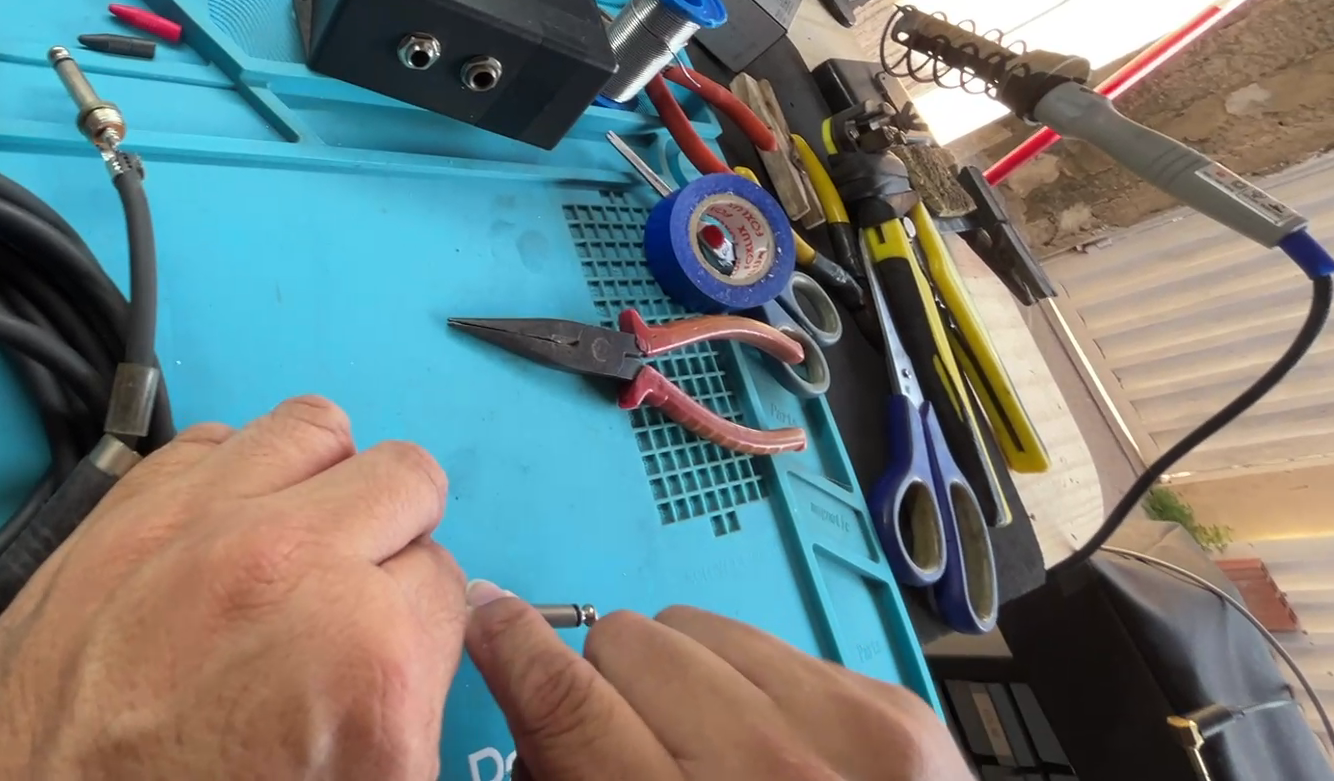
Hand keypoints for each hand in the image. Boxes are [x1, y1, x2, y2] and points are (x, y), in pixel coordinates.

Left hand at [0, 396, 467, 780]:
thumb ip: (411, 710)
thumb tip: (421, 640)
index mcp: (369, 660)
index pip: (447, 581)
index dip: (420, 623)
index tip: (382, 651)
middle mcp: (295, 559)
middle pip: (406, 477)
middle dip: (392, 534)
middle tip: (351, 589)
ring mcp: (205, 512)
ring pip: (320, 428)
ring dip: (323, 478)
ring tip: (296, 534)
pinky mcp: (133, 495)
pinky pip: (227, 435)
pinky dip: (239, 471)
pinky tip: (223, 527)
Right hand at [465, 590, 970, 780]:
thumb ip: (568, 769)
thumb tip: (521, 680)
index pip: (570, 703)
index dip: (514, 648)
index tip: (486, 614)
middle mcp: (774, 776)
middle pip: (623, 640)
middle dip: (612, 684)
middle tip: (639, 745)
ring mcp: (850, 733)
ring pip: (686, 625)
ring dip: (680, 676)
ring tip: (717, 749)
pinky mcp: (892, 708)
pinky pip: (755, 636)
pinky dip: (744, 681)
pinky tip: (781, 750)